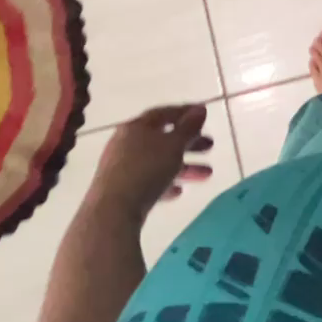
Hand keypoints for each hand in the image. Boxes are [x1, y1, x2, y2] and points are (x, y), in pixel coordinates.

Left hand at [86, 104, 214, 227]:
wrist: (112, 212)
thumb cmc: (146, 170)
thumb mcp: (174, 145)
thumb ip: (189, 127)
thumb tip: (200, 109)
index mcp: (136, 127)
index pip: (163, 113)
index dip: (185, 112)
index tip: (205, 115)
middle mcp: (125, 144)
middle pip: (162, 139)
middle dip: (189, 143)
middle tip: (210, 146)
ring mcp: (120, 168)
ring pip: (158, 162)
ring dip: (184, 166)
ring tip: (206, 175)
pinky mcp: (119, 190)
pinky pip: (147, 181)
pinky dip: (165, 183)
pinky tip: (178, 192)